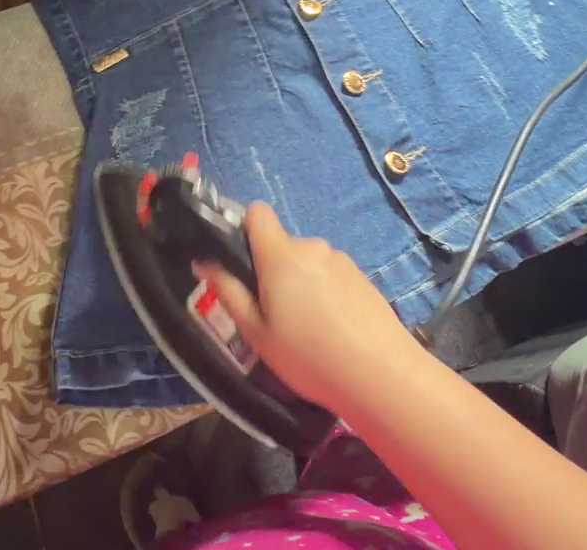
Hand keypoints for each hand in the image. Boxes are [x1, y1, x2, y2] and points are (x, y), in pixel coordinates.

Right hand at [197, 202, 427, 415]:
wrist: (381, 374)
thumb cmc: (308, 356)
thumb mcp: (257, 333)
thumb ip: (230, 292)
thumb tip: (205, 262)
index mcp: (281, 255)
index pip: (257, 212)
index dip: (245, 229)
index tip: (243, 263)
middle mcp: (311, 247)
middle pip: (281, 244)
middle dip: (273, 270)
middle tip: (274, 314)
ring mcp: (340, 259)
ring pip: (306, 262)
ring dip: (300, 282)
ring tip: (308, 328)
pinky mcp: (361, 276)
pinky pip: (329, 274)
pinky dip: (324, 292)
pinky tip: (333, 328)